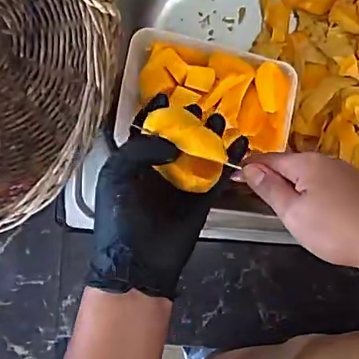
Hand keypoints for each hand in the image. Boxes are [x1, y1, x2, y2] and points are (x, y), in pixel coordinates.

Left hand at [86, 96, 247, 299]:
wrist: (138, 264)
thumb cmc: (120, 219)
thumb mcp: (118, 176)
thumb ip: (141, 149)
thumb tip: (173, 139)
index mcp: (133, 163)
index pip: (145, 130)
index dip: (155, 112)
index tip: (167, 94)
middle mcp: (158, 170)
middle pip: (177, 138)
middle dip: (189, 121)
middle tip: (201, 107)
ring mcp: (181, 185)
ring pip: (200, 154)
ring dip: (211, 136)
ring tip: (220, 120)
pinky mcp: (201, 200)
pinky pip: (218, 176)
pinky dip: (230, 159)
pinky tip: (240, 144)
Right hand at [240, 152, 358, 277]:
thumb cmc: (335, 231)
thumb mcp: (293, 213)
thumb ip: (270, 189)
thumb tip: (250, 167)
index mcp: (307, 163)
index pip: (270, 159)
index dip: (250, 168)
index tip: (235, 178)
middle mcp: (329, 161)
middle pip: (293, 166)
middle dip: (276, 177)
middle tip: (261, 197)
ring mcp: (350, 173)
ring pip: (315, 177)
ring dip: (299, 188)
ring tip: (291, 210)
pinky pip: (333, 186)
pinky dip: (320, 195)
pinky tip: (323, 214)